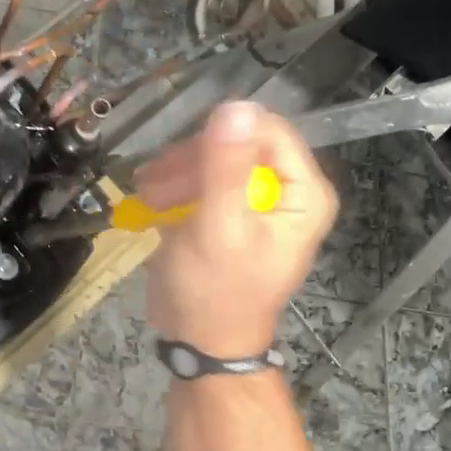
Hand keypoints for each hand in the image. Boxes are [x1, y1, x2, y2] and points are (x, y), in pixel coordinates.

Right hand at [136, 102, 338, 358]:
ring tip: (147, 196)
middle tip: (154, 183)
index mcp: (302, 194)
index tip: (179, 156)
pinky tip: (152, 203)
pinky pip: (204, 183)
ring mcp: (256, 204)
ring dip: (178, 173)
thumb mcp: (218, 228)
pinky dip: (176, 188)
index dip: (223, 135)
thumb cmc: (216, 292)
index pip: (269, 131)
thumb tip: (235, 105)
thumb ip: (225, 168)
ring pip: (216, 160)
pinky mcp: (228, 215)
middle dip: (193, 159)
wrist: (201, 345)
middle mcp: (286, 193)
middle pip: (240, 144)